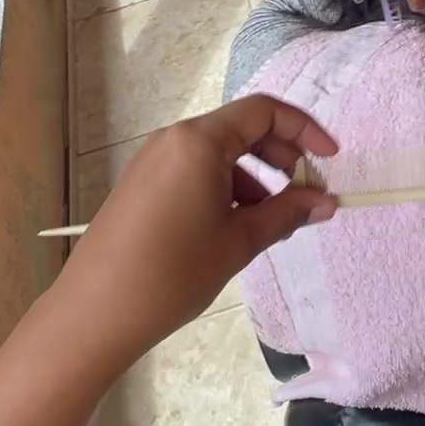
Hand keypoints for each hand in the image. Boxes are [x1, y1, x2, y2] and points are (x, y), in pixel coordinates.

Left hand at [57, 96, 338, 360]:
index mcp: (200, 141)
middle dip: (282, 154)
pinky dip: (227, 187)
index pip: (264, 111)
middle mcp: (175, 138)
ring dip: (256, 175)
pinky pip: (196, 169)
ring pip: (220, 152)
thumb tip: (326, 202)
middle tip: (306, 192)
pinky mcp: (143, 183)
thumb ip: (287, 213)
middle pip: (242, 128)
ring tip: (273, 219)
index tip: (330, 160)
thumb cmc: (173, 272)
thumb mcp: (239, 242)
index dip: (304, 129)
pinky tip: (236, 227)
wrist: (94, 313)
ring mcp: (154, 160)